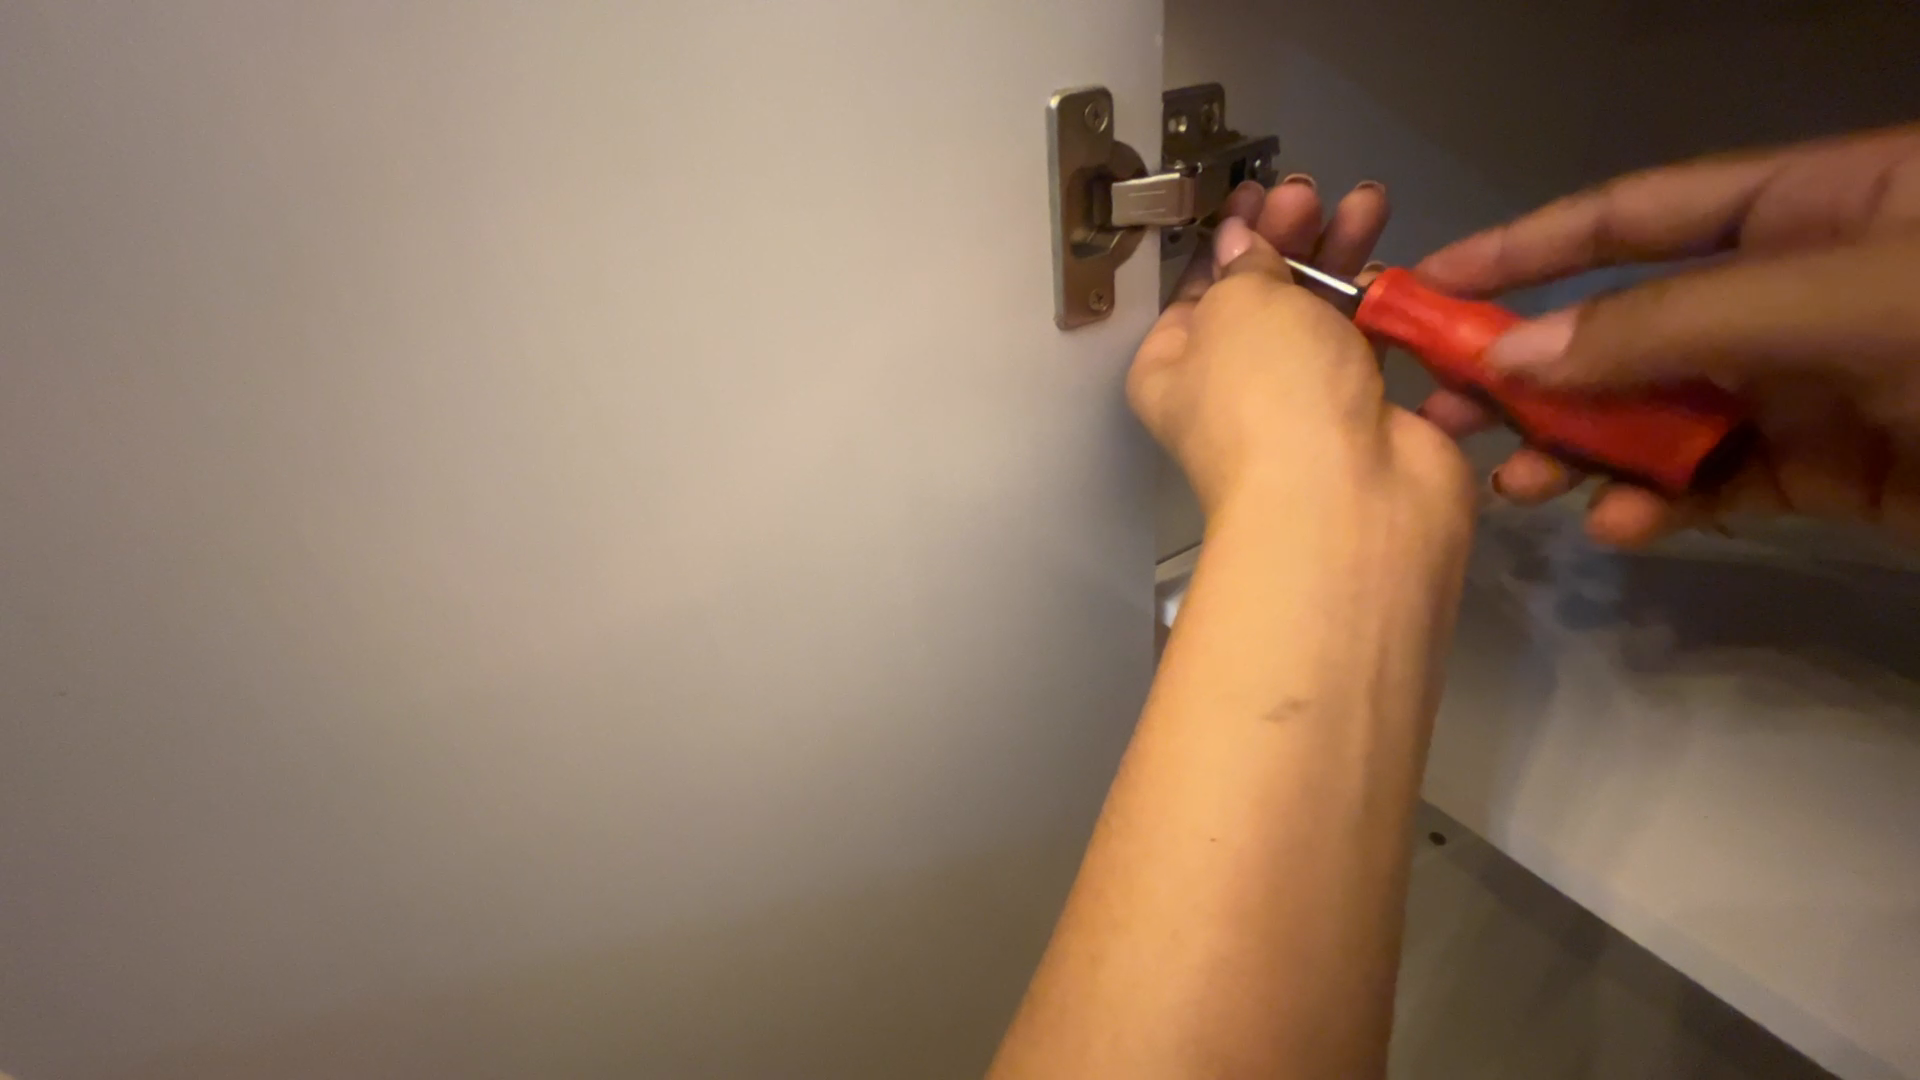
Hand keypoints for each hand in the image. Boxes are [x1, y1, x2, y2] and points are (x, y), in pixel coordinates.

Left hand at [1128, 178, 1472, 532]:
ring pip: (1314, 317)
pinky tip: (1395, 268)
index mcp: (1170, 370)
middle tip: (1312, 194)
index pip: (1190, 292)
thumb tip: (1235, 242)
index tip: (1254, 194)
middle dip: (1285, 240)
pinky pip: (1365, 349)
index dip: (1222, 238)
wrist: (1346, 499)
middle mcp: (1224, 389)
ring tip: (1368, 203)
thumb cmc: (1267, 394)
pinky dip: (1380, 309)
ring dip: (1337, 258)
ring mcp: (1294, 405)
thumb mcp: (1236, 308)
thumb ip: (1242, 266)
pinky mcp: (1358, 416)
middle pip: (1255, 299)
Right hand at [1416, 123, 1919, 545]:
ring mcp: (1800, 387)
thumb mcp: (1859, 300)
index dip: (1516, 249)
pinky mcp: (1819, 470)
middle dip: (1524, 372)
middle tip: (1442, 413)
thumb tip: (1512, 355)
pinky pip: (1701, 483)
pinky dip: (1649, 507)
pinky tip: (1617, 526)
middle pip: (1615, 329)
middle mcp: (1790, 296)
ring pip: (1644, 416)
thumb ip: (1671, 324)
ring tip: (1517, 484)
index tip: (1424, 287)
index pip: (1627, 220)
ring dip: (1571, 450)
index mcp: (1816, 212)